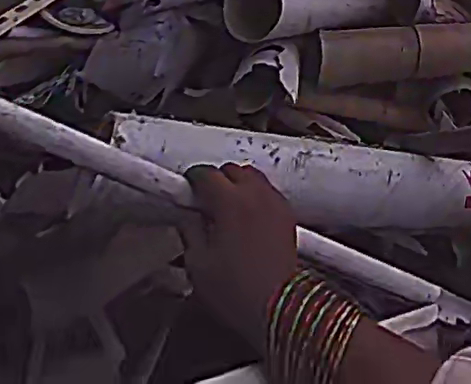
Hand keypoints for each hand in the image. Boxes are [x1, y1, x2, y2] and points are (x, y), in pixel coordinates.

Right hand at [182, 163, 298, 344]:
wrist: (275, 301)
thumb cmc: (235, 288)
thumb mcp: (198, 263)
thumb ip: (190, 230)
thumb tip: (187, 215)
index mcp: (231, 202)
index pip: (208, 174)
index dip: (192, 179)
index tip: (185, 187)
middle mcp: (256, 194)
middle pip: (233, 170)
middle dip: (216, 179)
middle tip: (202, 199)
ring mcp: (275, 200)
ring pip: (253, 176)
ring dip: (237, 184)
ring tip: (222, 207)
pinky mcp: (286, 210)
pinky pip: (267, 190)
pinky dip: (254, 194)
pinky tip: (244, 216)